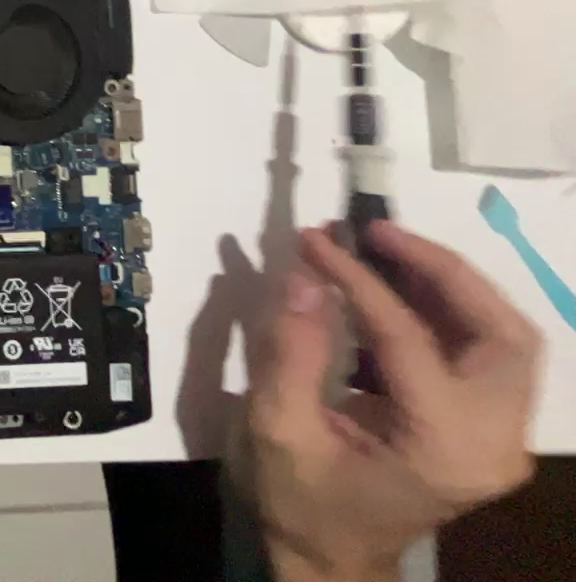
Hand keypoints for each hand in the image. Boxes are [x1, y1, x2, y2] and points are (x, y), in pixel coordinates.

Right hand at [239, 220, 541, 581]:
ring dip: (451, 285)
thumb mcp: (275, 425)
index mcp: (444, 447)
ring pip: (506, 340)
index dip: (360, 282)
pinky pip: (480, 354)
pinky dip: (442, 309)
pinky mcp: (481, 427)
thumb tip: (300, 277)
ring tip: (383, 245)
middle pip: (505, 336)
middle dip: (444, 272)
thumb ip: (291, 351)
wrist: (329, 554)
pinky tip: (390, 287)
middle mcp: (495, 441)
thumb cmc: (296, 496)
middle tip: (376, 230)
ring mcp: (498, 437)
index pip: (411, 340)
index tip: (313, 240)